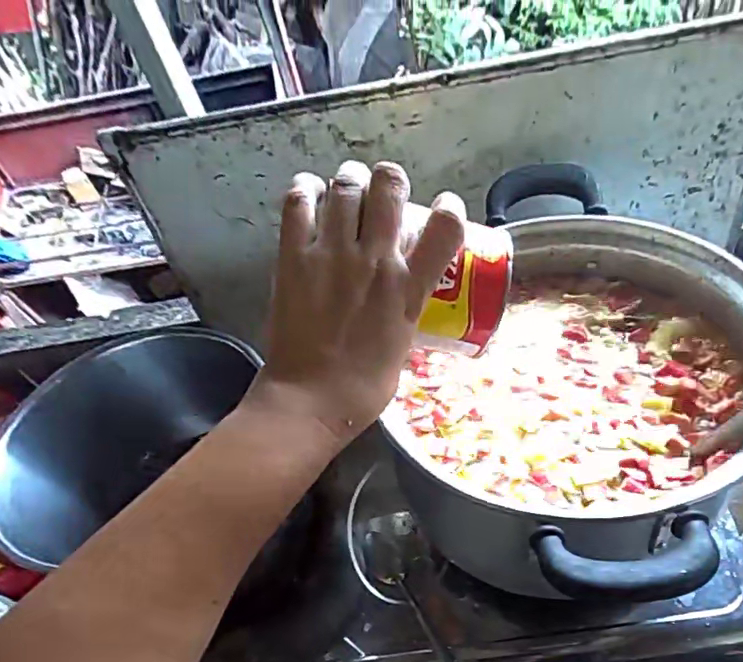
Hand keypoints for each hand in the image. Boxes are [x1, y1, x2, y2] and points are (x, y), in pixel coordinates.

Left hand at [250, 160, 465, 441]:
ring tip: (346, 191)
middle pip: (390, 184)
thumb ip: (403, 313)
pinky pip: (300, 202)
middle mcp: (376, 261)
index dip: (448, 208)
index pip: (446, 226)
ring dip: (350, 181)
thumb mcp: (400, 349)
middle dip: (389, 181)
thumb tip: (399, 301)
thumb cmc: (360, 390)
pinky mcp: (294, 257)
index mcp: (409, 289)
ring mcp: (333, 254)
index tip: (442, 208)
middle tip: (381, 195)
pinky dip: (306, 191)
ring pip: (346, 185)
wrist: (310, 401)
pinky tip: (310, 195)